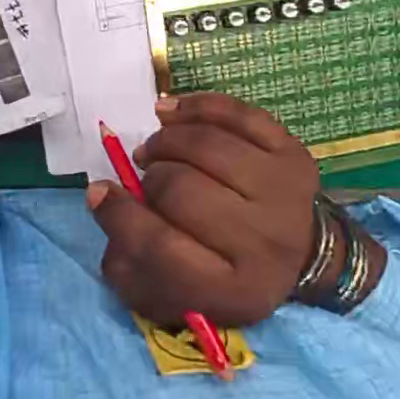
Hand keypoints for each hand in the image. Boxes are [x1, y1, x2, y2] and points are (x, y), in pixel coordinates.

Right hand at [87, 92, 319, 326]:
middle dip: (150, 177)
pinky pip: (235, 115)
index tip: (100, 192)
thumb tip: (101, 196)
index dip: (118, 215)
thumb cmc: (221, 271)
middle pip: (180, 189)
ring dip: (166, 140)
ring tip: (156, 149)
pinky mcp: (294, 155)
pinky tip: (170, 114)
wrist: (299, 255)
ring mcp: (284, 194)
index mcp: (231, 290)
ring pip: (205, 146)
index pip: (160, 247)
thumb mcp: (172, 290)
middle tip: (145, 176)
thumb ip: (126, 257)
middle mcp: (264, 243)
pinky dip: (194, 107)